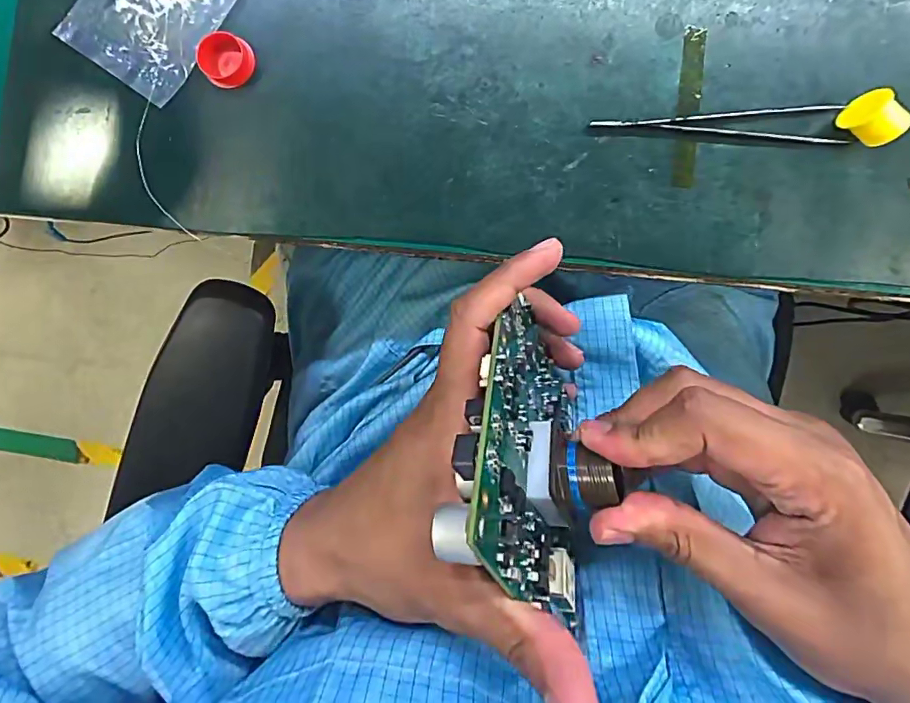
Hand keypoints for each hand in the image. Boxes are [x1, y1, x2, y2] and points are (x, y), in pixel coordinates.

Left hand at [279, 238, 596, 702]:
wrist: (324, 547)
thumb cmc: (378, 552)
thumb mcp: (450, 592)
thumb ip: (516, 634)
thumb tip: (586, 695)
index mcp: (445, 416)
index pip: (471, 326)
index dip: (508, 280)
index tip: (549, 250)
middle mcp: (444, 401)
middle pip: (481, 325)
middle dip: (531, 311)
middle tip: (577, 340)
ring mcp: (442, 410)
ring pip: (483, 349)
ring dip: (527, 340)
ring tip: (572, 361)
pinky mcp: (443, 428)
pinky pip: (484, 379)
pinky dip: (518, 370)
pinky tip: (548, 397)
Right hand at [577, 368, 909, 702]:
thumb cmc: (867, 637)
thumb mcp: (770, 599)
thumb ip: (685, 543)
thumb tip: (605, 517)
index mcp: (811, 468)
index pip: (705, 419)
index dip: (640, 430)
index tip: (590, 453)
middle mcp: (801, 433)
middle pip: (695, 392)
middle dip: (635, 418)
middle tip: (592, 458)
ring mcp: (793, 433)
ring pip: (697, 395)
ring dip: (646, 421)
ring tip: (611, 460)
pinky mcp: (780, 444)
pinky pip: (710, 418)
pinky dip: (667, 431)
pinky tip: (646, 460)